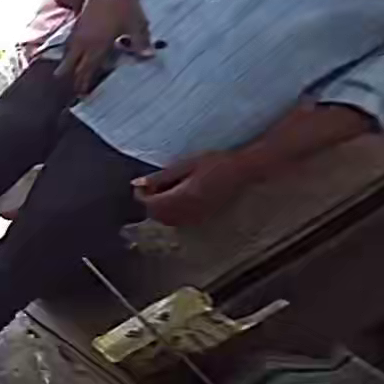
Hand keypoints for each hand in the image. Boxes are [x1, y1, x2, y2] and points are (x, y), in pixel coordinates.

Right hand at [58, 0, 151, 94]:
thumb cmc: (126, 8)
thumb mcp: (138, 26)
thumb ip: (140, 43)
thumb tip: (148, 58)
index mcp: (97, 46)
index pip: (86, 69)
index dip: (83, 82)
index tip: (82, 94)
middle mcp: (82, 43)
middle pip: (70, 65)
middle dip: (70, 77)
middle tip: (71, 89)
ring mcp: (77, 35)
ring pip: (67, 55)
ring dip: (68, 65)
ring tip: (66, 74)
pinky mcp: (76, 28)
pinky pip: (69, 46)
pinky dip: (70, 54)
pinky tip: (73, 55)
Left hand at [132, 151, 255, 226]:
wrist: (246, 168)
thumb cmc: (215, 162)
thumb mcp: (184, 164)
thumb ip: (160, 176)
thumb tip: (137, 183)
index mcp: (183, 197)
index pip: (150, 204)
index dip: (141, 194)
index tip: (142, 184)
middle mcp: (191, 210)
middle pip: (156, 214)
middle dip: (149, 202)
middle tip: (153, 187)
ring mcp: (200, 215)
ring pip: (168, 220)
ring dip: (159, 209)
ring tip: (165, 192)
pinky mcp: (207, 215)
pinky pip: (181, 221)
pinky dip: (172, 214)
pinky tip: (177, 200)